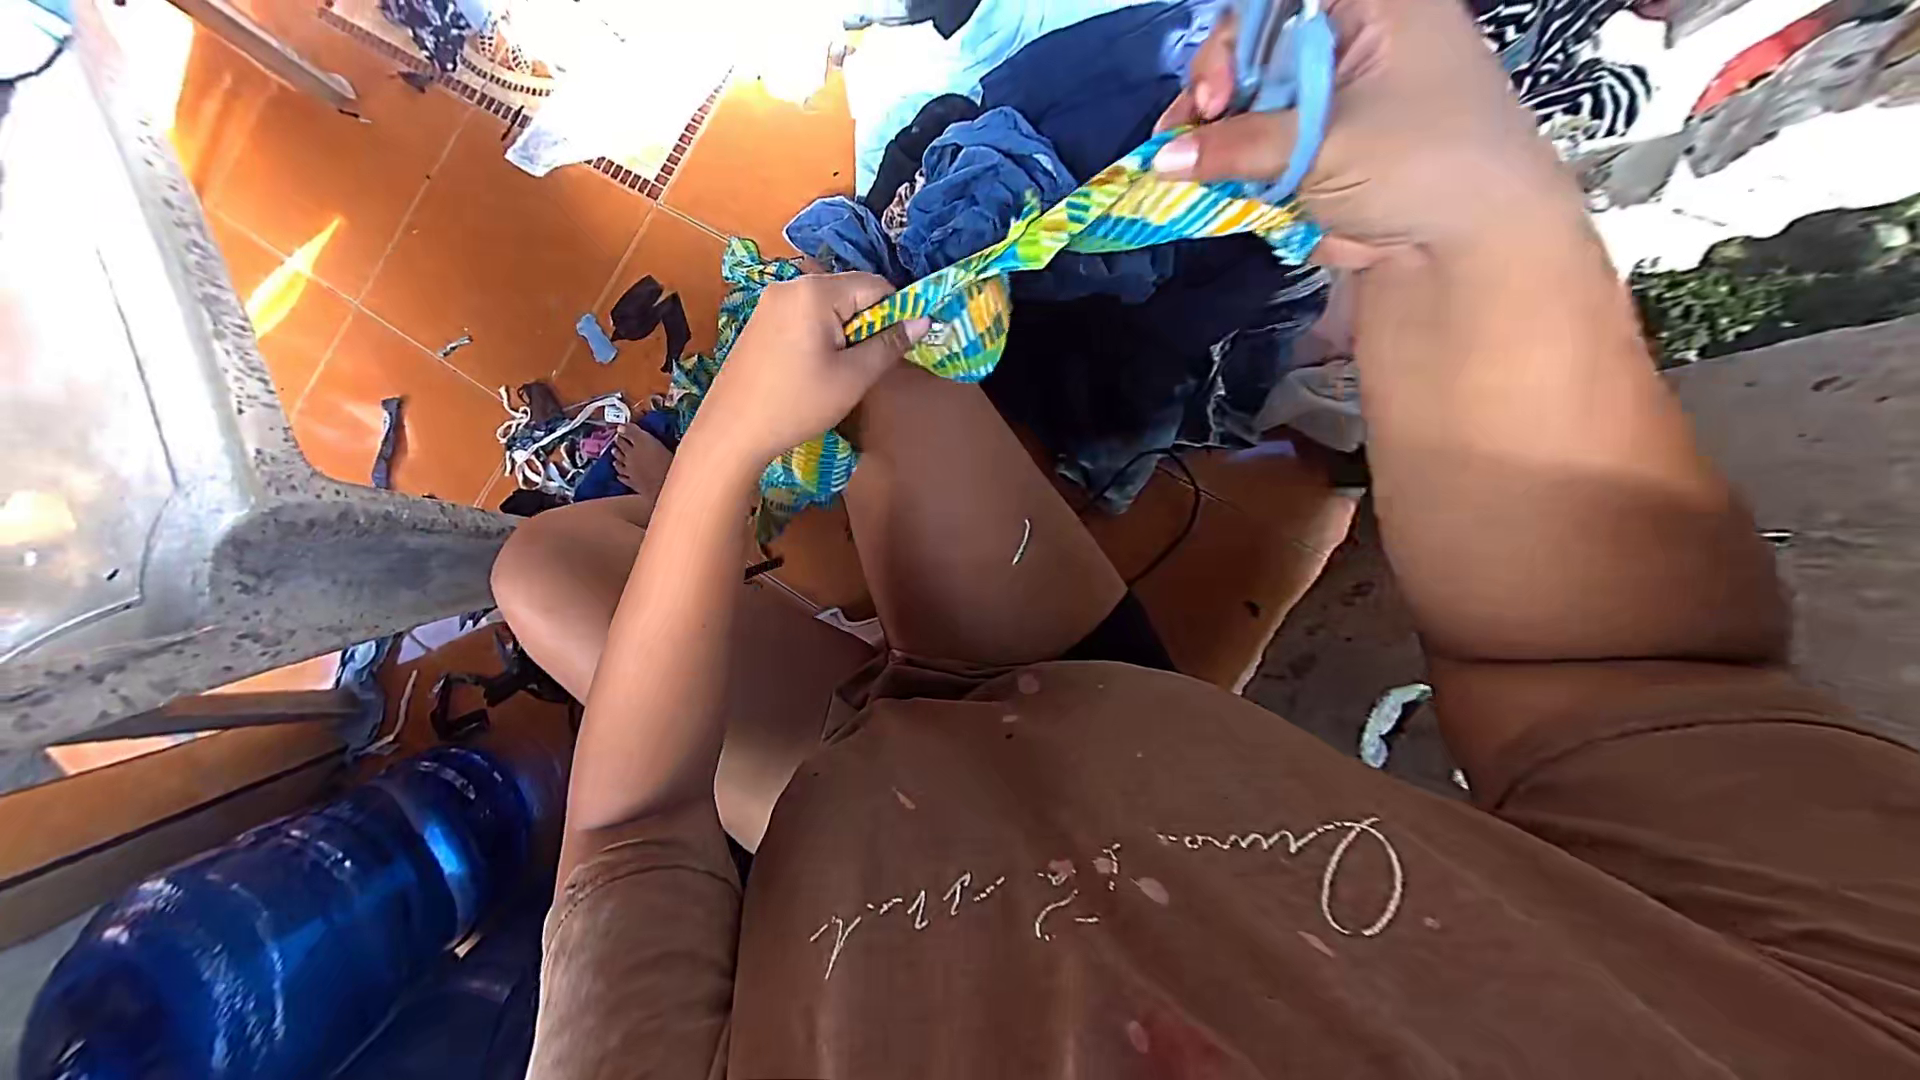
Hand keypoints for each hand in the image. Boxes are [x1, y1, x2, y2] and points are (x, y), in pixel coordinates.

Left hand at [686, 273, 928, 467]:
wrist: (733, 431)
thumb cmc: (798, 404)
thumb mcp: (853, 377)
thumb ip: (890, 344)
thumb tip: (924, 320)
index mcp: (815, 291)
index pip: (875, 285)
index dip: (896, 312)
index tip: (897, 347)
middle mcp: (791, 285)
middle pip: (849, 293)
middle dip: (867, 324)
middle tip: (866, 366)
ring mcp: (771, 302)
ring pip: (827, 306)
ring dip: (845, 332)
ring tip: (839, 372)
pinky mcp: (760, 321)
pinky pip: (805, 317)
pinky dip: (822, 336)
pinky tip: (814, 369)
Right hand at [1151, 0, 1585, 267]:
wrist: (1458, 242)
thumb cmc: (1416, 165)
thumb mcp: (1326, 145)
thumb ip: (1240, 148)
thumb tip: (1164, 158)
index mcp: (1370, 9)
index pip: (1275, 5)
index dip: (1232, 43)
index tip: (1213, 97)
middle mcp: (1342, 47)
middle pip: (1253, 53)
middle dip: (1213, 94)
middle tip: (1183, 136)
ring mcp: (1325, 103)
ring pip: (1248, 106)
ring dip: (1212, 137)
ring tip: (1178, 167)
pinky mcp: (1311, 152)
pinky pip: (1255, 149)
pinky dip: (1227, 167)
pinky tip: (1201, 181)